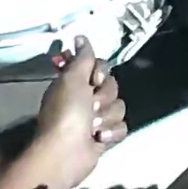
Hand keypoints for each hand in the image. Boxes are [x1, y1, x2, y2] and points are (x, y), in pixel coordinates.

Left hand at [26, 37, 127, 188]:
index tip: (93, 80)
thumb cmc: (67, 112)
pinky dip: (111, 133)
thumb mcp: (72, 78)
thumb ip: (82, 57)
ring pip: (119, 107)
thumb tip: (79, 35)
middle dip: (104, 98)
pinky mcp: (104, 136)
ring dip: (106, 118)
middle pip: (113, 86)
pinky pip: (121, 126)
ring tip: (92, 128)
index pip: (101, 66)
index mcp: (76, 82)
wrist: (65, 153)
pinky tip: (98, 139)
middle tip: (90, 107)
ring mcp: (96, 118)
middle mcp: (86, 97)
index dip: (101, 73)